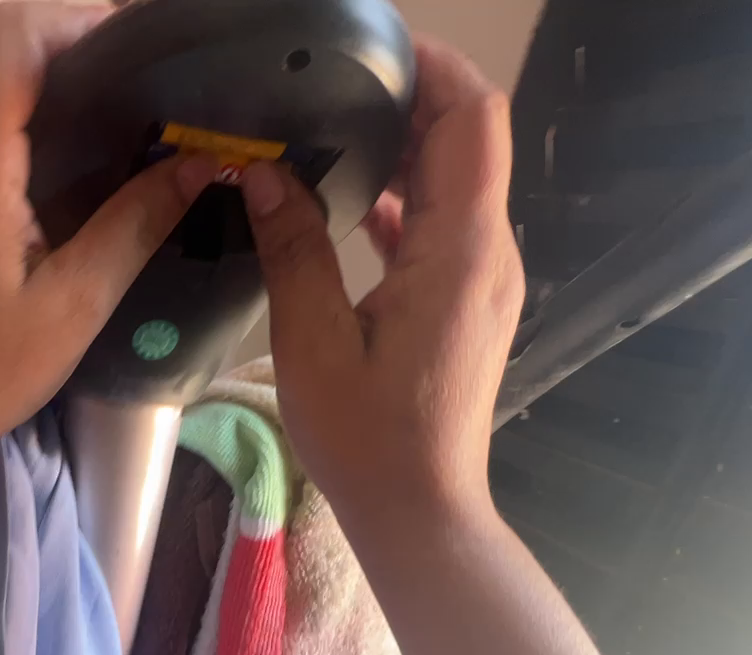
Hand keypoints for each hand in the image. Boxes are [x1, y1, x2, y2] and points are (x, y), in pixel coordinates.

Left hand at [0, 1, 215, 466]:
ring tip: (133, 121)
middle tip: (152, 86)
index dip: (77, 20)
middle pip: (5, 57)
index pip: (13, 39)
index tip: (142, 47)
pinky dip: (38, 134)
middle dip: (80, 52)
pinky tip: (87, 169)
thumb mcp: (75, 303)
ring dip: (60, 94)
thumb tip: (200, 162)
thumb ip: (136, 224)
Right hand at [239, 40, 523, 531]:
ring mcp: (482, 282)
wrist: (416, 508)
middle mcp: (488, 254)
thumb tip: (263, 175)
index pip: (471, 120)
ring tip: (330, 139)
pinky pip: (443, 233)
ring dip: (403, 155)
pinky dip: (403, 206)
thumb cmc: (364, 436)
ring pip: (455, 188)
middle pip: (468, 144)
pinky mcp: (466, 308)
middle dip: (409, 104)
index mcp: (459, 252)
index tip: (369, 50)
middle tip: (330, 90)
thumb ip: (294, 250)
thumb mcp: (312, 343)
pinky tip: (350, 209)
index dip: (432, 67)